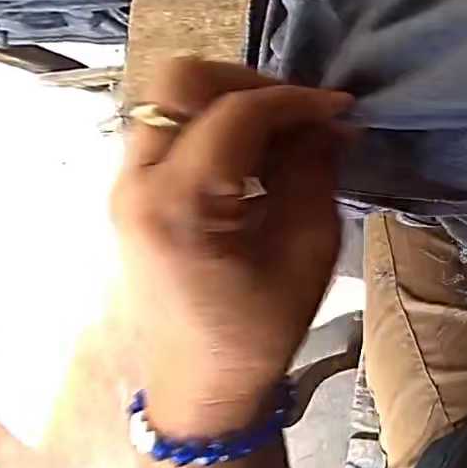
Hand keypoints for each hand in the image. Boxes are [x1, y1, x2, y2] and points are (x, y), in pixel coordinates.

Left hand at [111, 58, 352, 434]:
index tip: (340, 109)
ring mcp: (126, 186)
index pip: (238, 113)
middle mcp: (137, 183)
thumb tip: (331, 122)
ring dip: (233, 102)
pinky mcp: (133, 193)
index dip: (296, 100)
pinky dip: (217, 124)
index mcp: (180, 205)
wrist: (199, 386)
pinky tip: (255, 157)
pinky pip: (172, 128)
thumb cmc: (260, 328)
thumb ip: (314, 172)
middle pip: (181, 81)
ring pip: (171, 98)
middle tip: (300, 113)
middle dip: (251, 84)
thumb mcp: (308, 248)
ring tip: (282, 135)